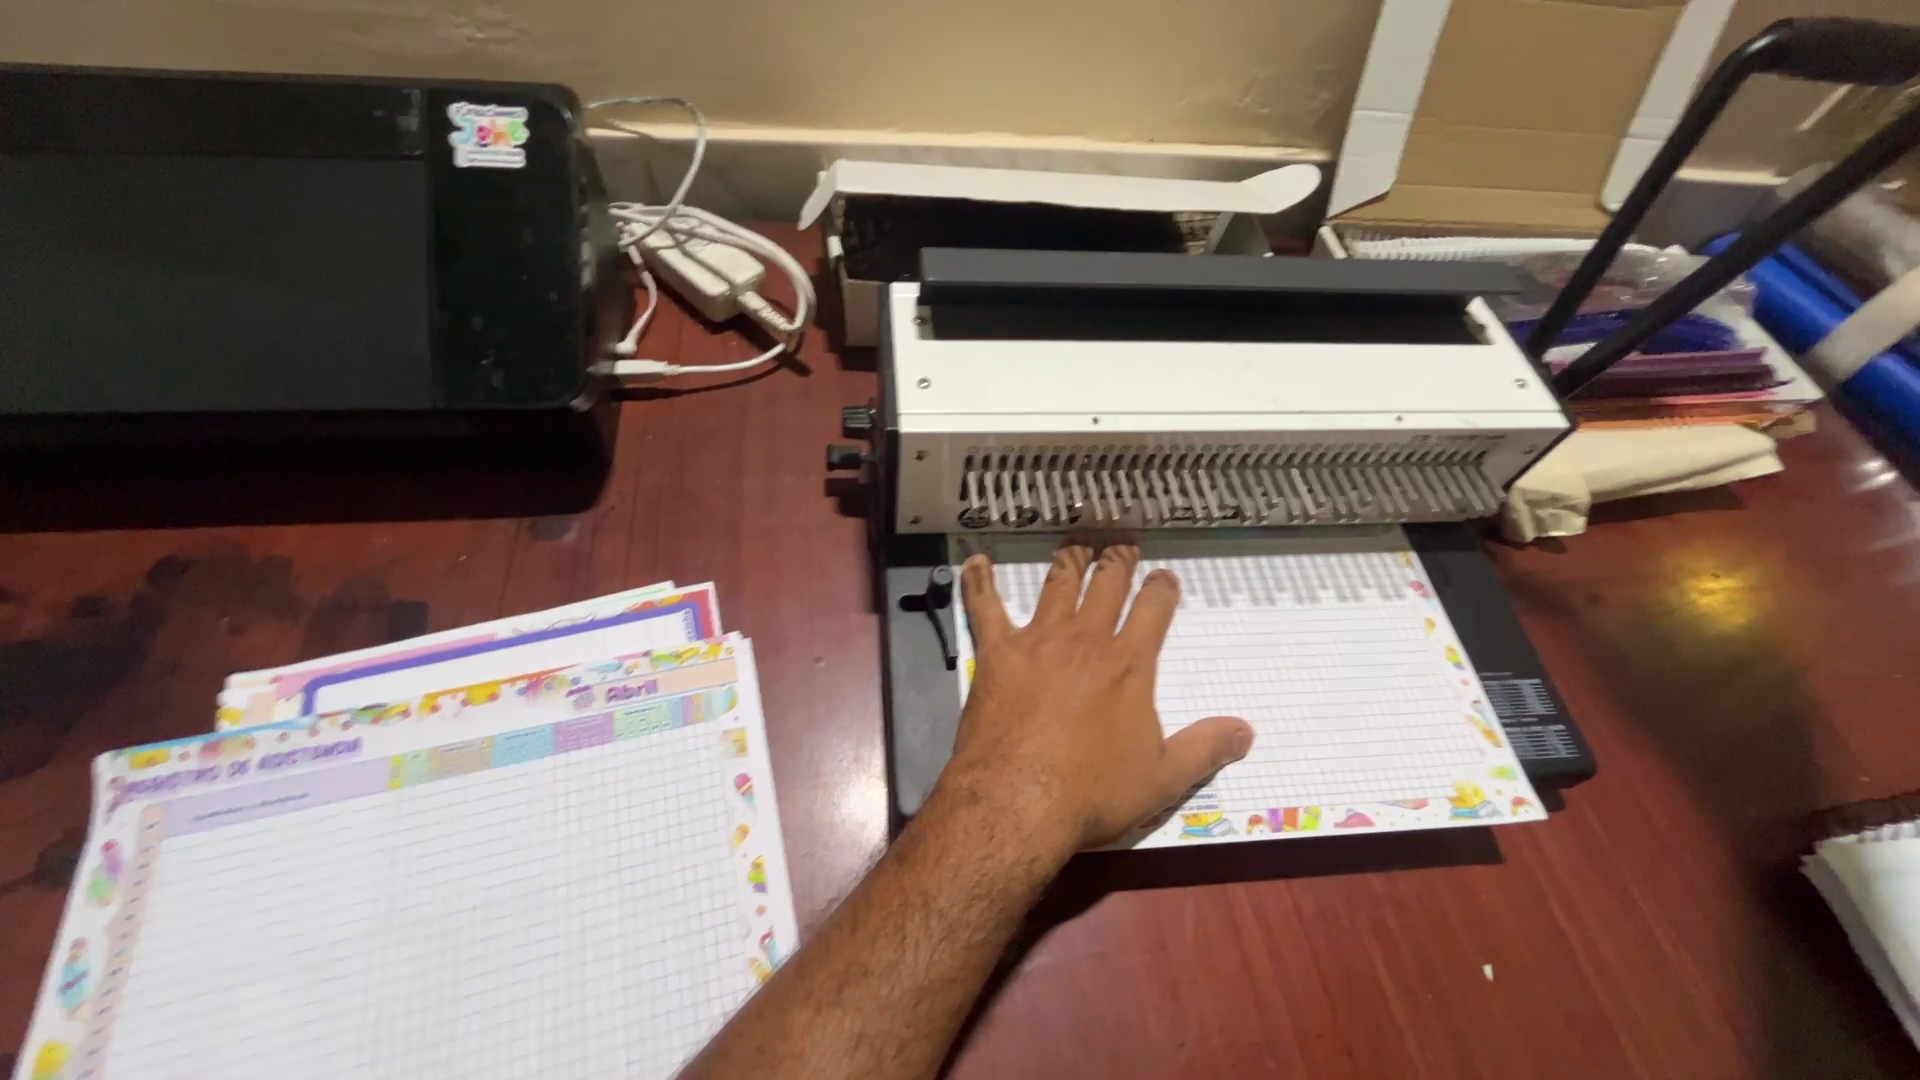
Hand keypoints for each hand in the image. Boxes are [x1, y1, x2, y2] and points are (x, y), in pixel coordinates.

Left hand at [939, 541, 1253, 856]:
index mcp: (1129, 665)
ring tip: (1075, 543)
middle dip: (1117, 561)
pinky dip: (979, 582)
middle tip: (1121, 544)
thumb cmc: (1093, 792)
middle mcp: (1086, 641)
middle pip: (1106, 585)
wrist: (1019, 800)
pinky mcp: (997, 653)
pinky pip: (985, 608)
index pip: (1152, 610)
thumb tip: (1247, 730)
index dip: (1161, 589)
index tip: (1163, 576)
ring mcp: (1039, 642)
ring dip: (1069, 561)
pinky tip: (976, 562)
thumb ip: (1205, 749)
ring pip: (1057, 585)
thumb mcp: (1163, 778)